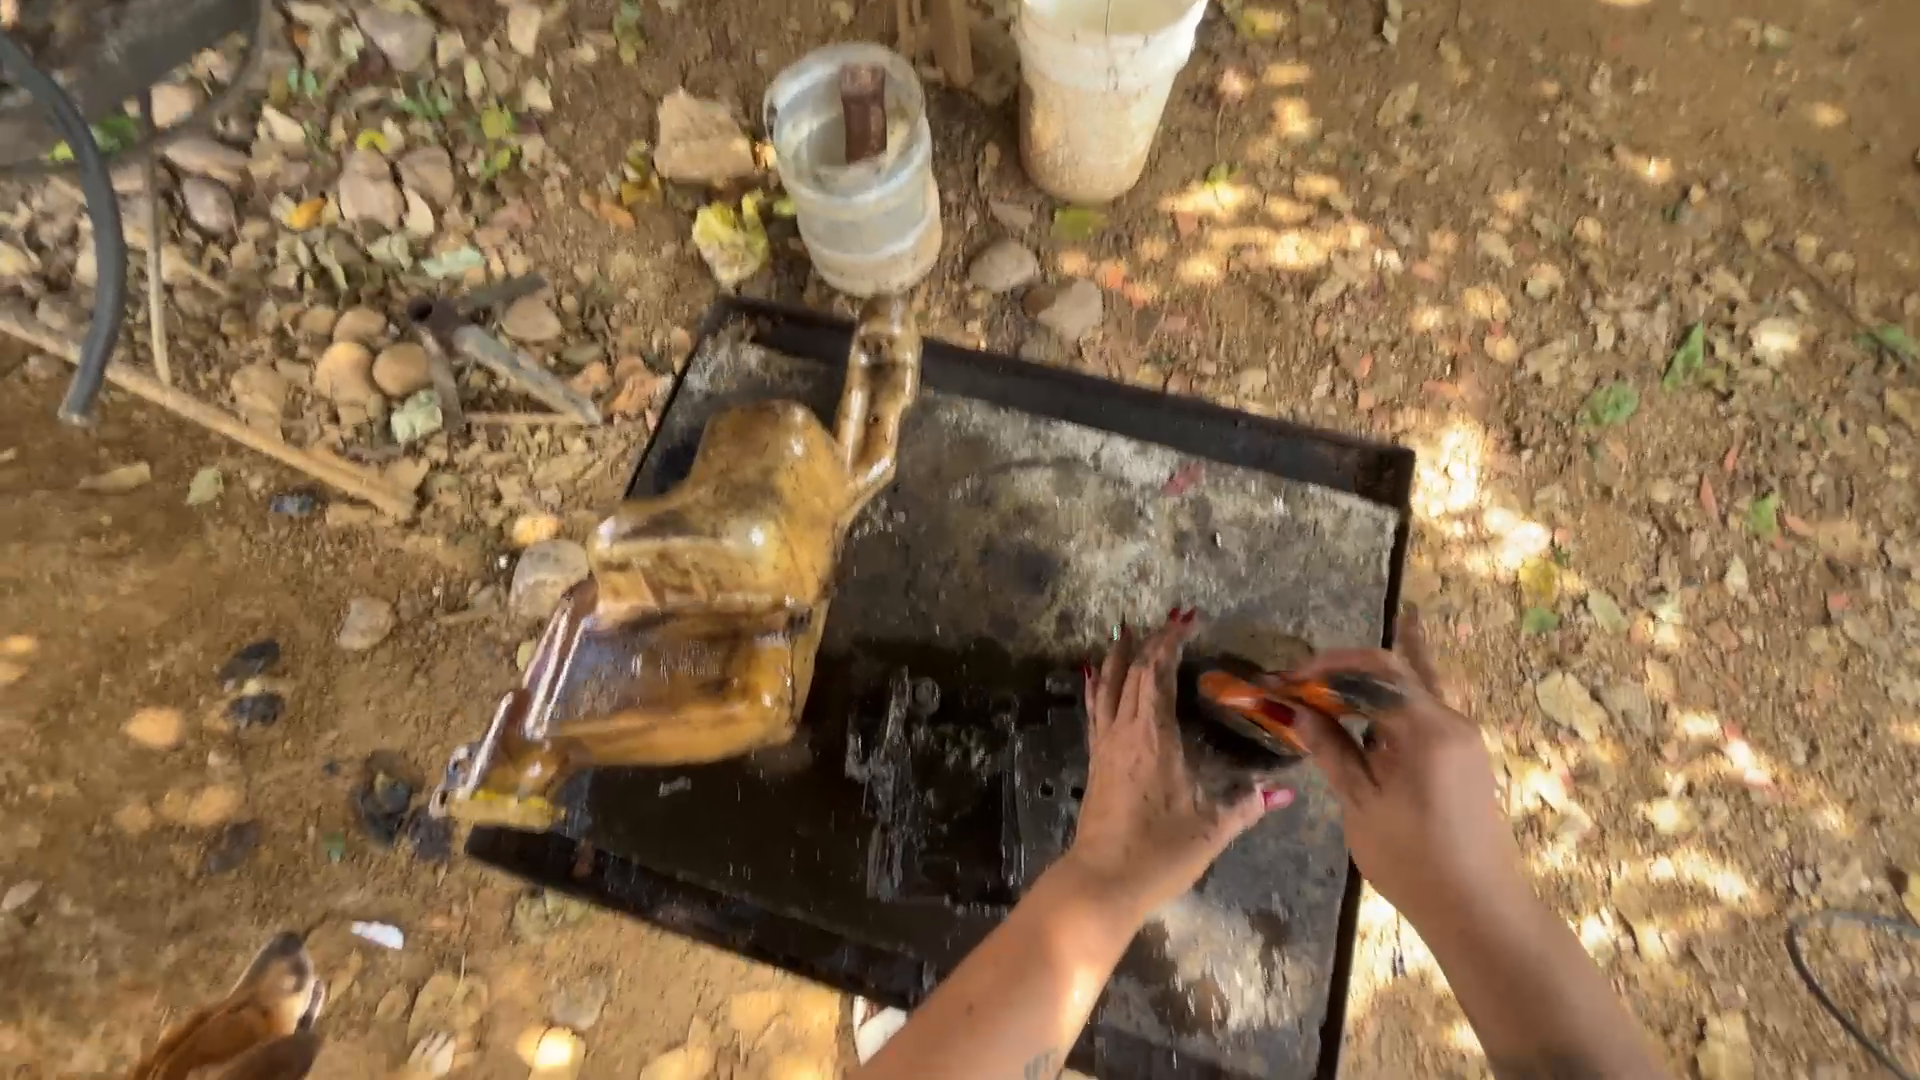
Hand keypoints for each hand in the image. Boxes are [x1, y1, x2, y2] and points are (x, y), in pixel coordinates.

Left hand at [1065, 610, 1292, 921]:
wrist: (1103, 879)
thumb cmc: (1160, 852)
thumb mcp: (1212, 829)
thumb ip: (1247, 806)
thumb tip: (1285, 793)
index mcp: (1153, 735)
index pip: (1158, 673)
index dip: (1170, 642)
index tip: (1188, 620)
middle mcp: (1125, 729)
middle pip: (1133, 672)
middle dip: (1150, 641)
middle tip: (1169, 620)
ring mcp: (1105, 743)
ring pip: (1108, 685)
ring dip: (1118, 656)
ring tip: (1124, 631)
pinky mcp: (1095, 759)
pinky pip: (1095, 709)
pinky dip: (1098, 686)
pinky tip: (1095, 676)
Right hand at [1290, 608, 1528, 930]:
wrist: (1477, 909)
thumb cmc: (1412, 857)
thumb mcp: (1359, 800)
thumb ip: (1328, 746)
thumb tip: (1293, 708)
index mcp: (1428, 729)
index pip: (1372, 672)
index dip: (1323, 668)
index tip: (1285, 681)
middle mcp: (1451, 721)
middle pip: (1392, 669)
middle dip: (1340, 668)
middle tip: (1299, 681)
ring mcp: (1460, 736)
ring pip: (1406, 685)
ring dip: (1359, 682)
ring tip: (1318, 693)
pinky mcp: (1460, 753)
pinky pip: (1416, 708)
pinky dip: (1381, 701)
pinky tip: (1356, 707)